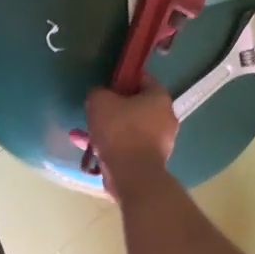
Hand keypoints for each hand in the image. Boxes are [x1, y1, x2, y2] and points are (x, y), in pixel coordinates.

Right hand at [85, 75, 178, 196]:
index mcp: (159, 98)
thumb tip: (100, 95)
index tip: (107, 85)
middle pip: (138, 106)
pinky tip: (92, 150)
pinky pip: (129, 146)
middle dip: (116, 108)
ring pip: (132, 128)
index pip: (144, 79)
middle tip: (97, 111)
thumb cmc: (119, 130)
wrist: (132, 174)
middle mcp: (166, 118)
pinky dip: (114, 146)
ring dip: (112, 129)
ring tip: (87, 133)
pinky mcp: (152, 161)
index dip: (124, 79)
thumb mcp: (99, 101)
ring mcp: (162, 142)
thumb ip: (98, 92)